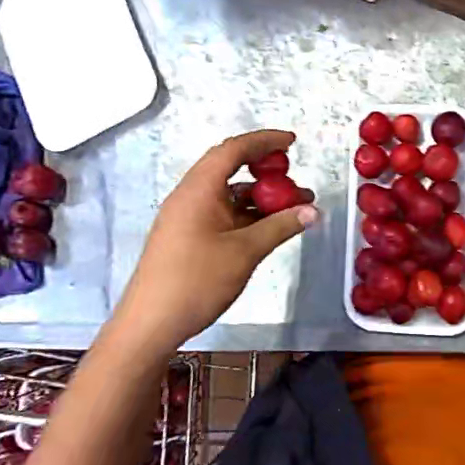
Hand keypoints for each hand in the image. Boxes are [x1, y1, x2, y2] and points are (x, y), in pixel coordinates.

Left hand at [110, 130, 317, 352]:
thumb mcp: (245, 251)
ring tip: (293, 207)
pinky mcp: (188, 235)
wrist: (152, 322)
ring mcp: (187, 216)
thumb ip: (281, 226)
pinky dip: (247, 213)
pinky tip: (269, 227)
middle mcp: (190, 196)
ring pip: (228, 193)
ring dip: (259, 196)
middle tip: (294, 178)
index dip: (264, 141)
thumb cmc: (196, 281)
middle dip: (265, 169)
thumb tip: (312, 210)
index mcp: (199, 189)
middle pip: (229, 168)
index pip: (233, 149)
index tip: (291, 143)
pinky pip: (222, 212)